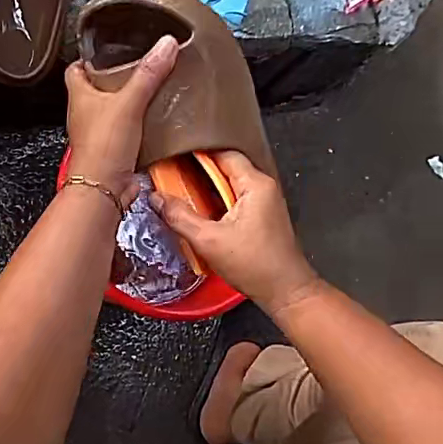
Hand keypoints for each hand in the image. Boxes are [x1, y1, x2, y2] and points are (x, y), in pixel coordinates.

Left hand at [63, 35, 178, 185]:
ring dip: (128, 103)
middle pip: (96, 89)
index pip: (75, 69)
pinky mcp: (113, 149)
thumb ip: (148, 73)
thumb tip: (164, 45)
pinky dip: (138, 125)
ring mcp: (98, 133)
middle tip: (136, 69)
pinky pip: (126, 131)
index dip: (88, 58)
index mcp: (79, 96)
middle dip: (114, 79)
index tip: (105, 51)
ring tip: (150, 91)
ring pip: (112, 111)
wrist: (104, 188)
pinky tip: (154, 121)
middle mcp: (85, 114)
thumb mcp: (128, 102)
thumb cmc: (102, 148)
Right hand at [152, 150, 325, 314]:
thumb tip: (157, 199)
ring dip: (205, 188)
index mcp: (256, 184)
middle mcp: (262, 188)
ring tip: (180, 191)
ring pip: (227, 184)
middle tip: (171, 174)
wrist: (285, 291)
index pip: (223, 153)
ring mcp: (263, 202)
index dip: (197, 152)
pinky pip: (232, 198)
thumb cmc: (257, 266)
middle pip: (224, 167)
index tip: (174, 155)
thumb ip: (179, 216)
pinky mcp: (260, 216)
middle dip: (197, 171)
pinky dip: (214, 201)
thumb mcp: (209, 240)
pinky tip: (198, 211)